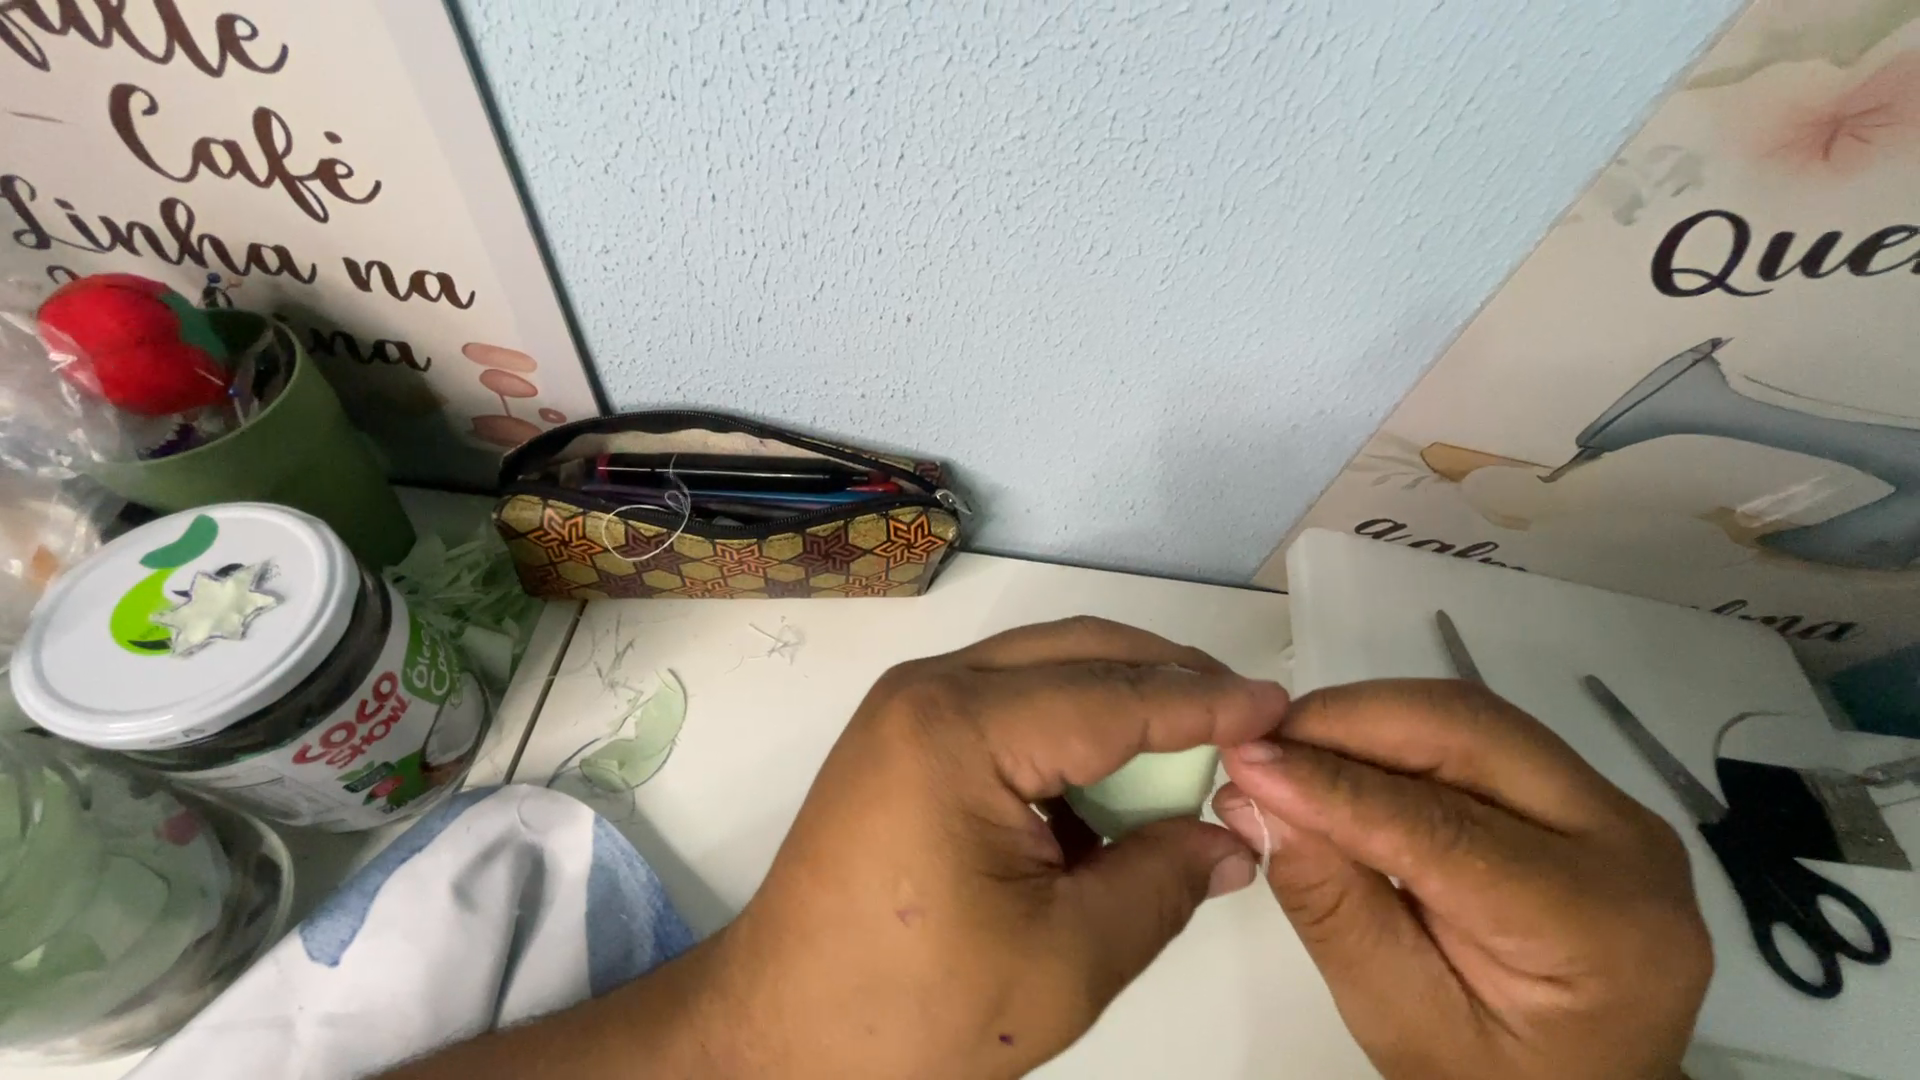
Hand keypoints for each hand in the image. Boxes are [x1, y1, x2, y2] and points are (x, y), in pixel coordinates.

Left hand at [672, 617, 1287, 1077]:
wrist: (783, 1033)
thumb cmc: (914, 1008)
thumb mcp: (1064, 958)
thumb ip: (1162, 883)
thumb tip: (1230, 836)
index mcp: (960, 728)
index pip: (1112, 696)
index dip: (1205, 701)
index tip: (1279, 707)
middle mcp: (929, 688)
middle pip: (1075, 653)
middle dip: (1164, 678)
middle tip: (1240, 719)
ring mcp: (909, 704)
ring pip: (1042, 667)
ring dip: (1118, 698)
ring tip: (1187, 749)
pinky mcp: (904, 732)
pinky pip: (1008, 700)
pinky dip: (1069, 726)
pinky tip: (1107, 779)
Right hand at [1212, 679, 1711, 1079]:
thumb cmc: (1485, 1071)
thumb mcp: (1396, 1012)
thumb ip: (1328, 902)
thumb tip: (1251, 799)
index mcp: (1602, 928)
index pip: (1444, 828)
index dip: (1331, 785)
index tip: (1241, 760)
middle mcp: (1625, 842)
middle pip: (1467, 731)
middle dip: (1346, 722)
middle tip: (1256, 742)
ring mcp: (1602, 803)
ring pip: (1461, 713)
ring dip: (1360, 718)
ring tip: (1283, 751)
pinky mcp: (1568, 785)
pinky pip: (1463, 728)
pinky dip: (1382, 729)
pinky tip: (1331, 757)